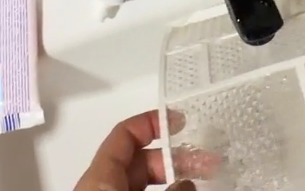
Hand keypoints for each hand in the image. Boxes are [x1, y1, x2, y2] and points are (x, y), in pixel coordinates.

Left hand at [73, 110, 191, 190]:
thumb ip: (167, 188)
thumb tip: (189, 184)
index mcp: (99, 175)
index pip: (125, 132)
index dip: (153, 121)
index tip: (181, 120)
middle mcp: (102, 185)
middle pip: (140, 159)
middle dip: (174, 156)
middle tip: (205, 160)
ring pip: (144, 183)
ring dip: (172, 177)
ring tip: (201, 179)